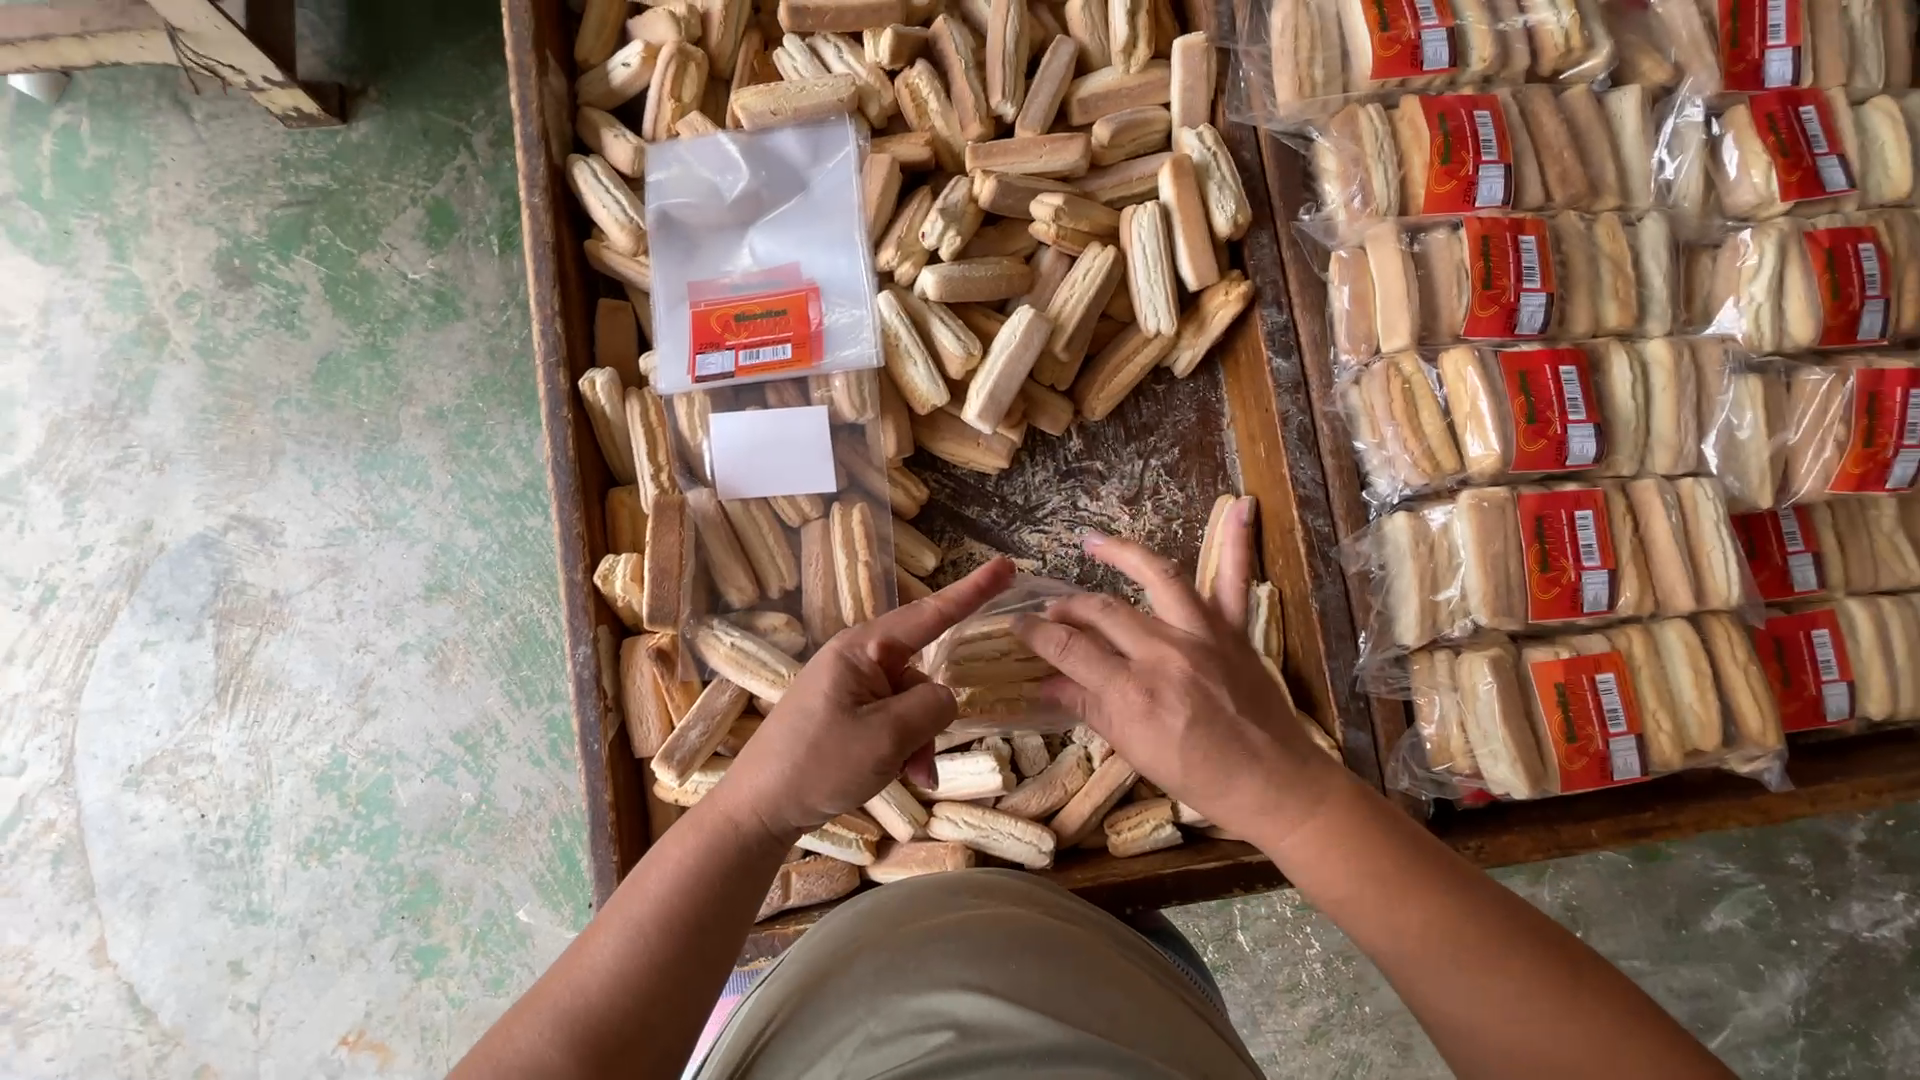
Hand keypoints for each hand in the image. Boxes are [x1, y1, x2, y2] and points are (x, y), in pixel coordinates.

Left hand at [710, 557, 1016, 842]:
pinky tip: (895, 778)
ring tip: (907, 779)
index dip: (973, 591)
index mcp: (863, 648)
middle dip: (931, 720)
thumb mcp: (888, 737)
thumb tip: (943, 698)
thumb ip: (931, 707)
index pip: (929, 613)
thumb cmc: (818, 764)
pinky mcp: (845, 714)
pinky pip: (891, 722)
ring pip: (910, 706)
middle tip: (923, 766)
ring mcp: (850, 687)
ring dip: (917, 742)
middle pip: (922, 675)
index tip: (1007, 565)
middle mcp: (858, 659)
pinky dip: (901, 748)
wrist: (759, 808)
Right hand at [1012, 500, 1345, 842]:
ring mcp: (1202, 635)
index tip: (1017, 625)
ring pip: (1156, 576)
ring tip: (1093, 541)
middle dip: (1066, 607)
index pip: (1068, 649)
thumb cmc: (1197, 777)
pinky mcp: (1232, 630)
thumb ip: (1087, 708)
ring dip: (1122, 552)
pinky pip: (1233, 580)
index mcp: (1132, 692)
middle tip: (1049, 610)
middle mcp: (1163, 653)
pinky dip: (1236, 541)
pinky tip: (1239, 506)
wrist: (1272, 784)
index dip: (1035, 635)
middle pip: (1101, 610)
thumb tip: (1044, 685)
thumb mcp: (1132, 749)